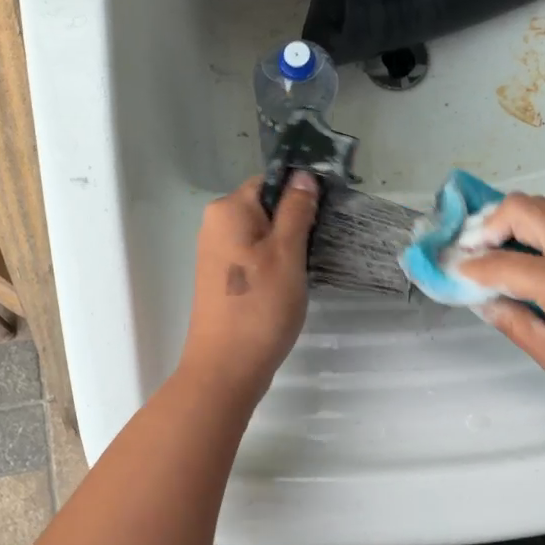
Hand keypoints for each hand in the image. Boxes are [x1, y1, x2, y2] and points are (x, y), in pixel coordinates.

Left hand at [179, 171, 319, 395]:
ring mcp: (216, 253)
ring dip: (288, 244)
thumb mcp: (287, 252)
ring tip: (312, 264)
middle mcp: (216, 224)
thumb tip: (303, 175)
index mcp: (228, 210)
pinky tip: (293, 282)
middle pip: (266, 206)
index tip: (328, 211)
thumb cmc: (260, 306)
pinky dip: (275, 263)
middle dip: (296, 220)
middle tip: (325, 241)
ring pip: (262, 233)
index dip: (300, 191)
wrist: (226, 369)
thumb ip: (296, 209)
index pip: (270, 181)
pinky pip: (254, 256)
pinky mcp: (223, 278)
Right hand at [459, 194, 544, 443]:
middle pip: (524, 208)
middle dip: (487, 224)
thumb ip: (514, 322)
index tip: (445, 269)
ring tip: (489, 253)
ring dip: (512, 222)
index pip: (504, 262)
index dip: (469, 267)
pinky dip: (535, 229)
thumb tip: (481, 297)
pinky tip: (522, 258)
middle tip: (467, 252)